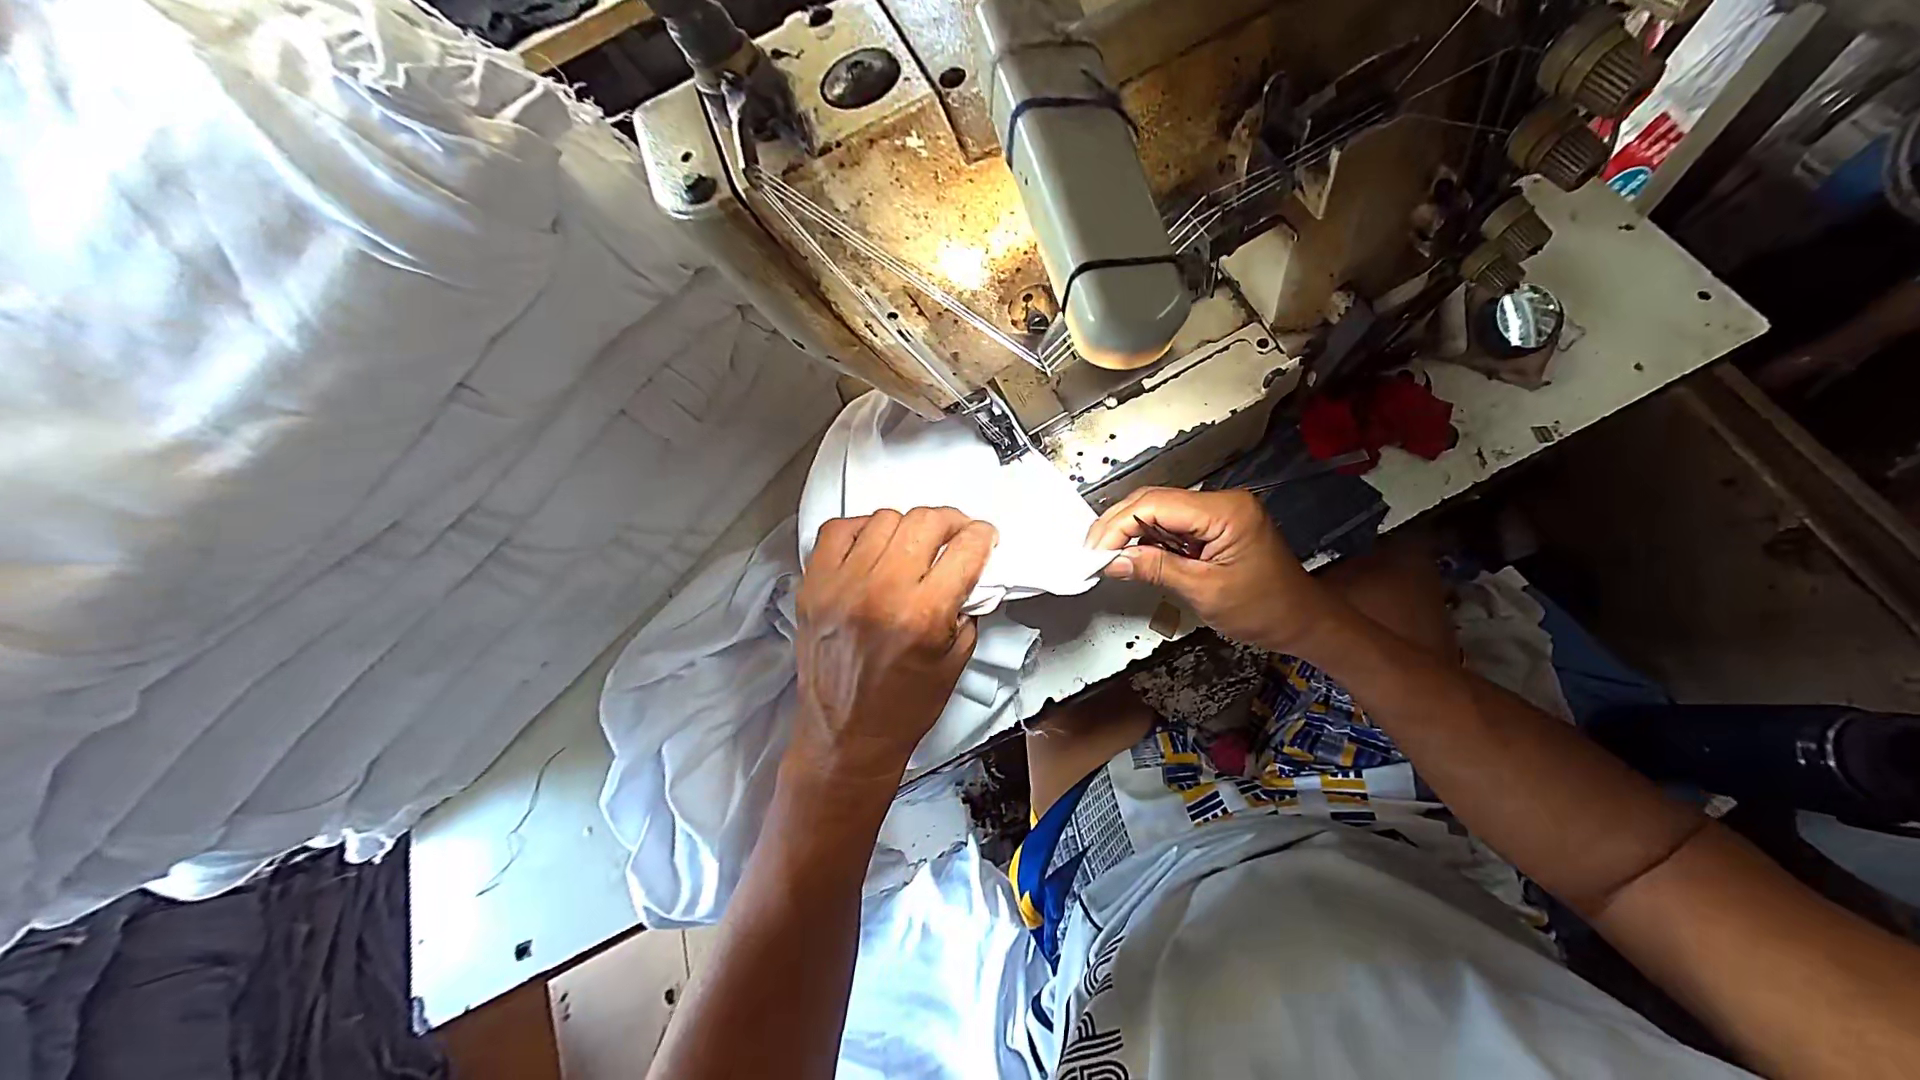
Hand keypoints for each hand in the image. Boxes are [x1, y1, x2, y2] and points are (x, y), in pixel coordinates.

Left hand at [791, 507, 996, 785]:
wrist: (846, 737)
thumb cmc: (900, 709)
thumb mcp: (955, 661)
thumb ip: (966, 608)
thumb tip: (970, 570)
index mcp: (922, 615)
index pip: (965, 548)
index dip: (982, 536)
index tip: (983, 537)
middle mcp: (880, 593)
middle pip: (926, 521)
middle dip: (952, 523)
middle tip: (956, 536)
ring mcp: (842, 585)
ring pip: (885, 518)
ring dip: (909, 528)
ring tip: (914, 546)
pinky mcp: (815, 586)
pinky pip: (838, 529)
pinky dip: (861, 529)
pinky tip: (873, 546)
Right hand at [1085, 487, 1334, 652]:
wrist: (1302, 621)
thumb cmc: (1268, 608)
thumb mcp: (1205, 591)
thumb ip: (1156, 569)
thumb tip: (1114, 561)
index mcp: (1226, 511)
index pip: (1155, 504)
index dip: (1118, 526)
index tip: (1097, 551)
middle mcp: (1222, 503)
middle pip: (1153, 501)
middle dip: (1117, 525)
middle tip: (1093, 553)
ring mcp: (1217, 513)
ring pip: (1157, 511)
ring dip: (1128, 532)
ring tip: (1106, 556)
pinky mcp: (1212, 527)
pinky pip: (1170, 524)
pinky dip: (1146, 539)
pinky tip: (1130, 554)